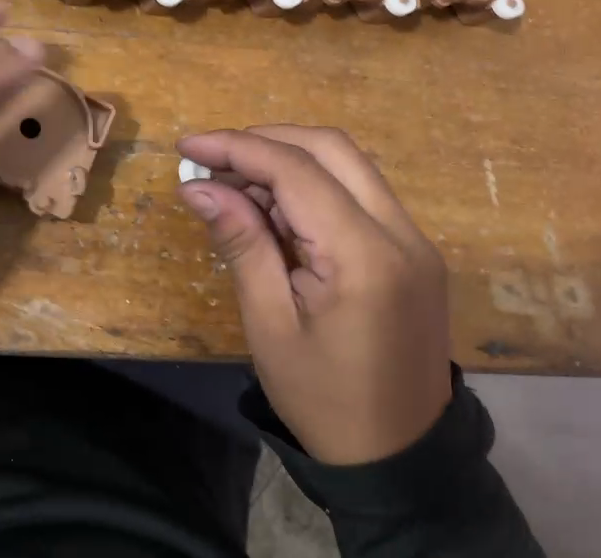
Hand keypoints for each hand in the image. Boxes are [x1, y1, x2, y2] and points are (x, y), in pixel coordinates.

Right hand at [176, 126, 451, 464]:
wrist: (401, 460)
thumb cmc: (323, 398)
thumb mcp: (269, 324)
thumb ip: (240, 243)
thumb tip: (197, 185)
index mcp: (366, 256)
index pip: (296, 170)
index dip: (236, 147)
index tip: (186, 146)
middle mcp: (402, 234)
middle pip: (331, 148)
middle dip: (264, 141)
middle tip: (211, 161)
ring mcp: (415, 242)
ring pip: (348, 165)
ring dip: (287, 161)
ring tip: (232, 189)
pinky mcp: (413, 253)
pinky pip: (358, 194)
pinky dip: (311, 186)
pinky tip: (272, 212)